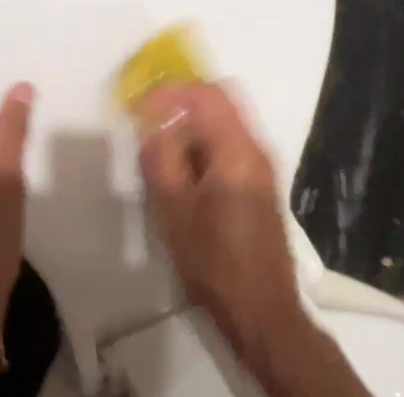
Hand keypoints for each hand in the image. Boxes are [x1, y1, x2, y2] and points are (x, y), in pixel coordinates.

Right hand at [136, 83, 303, 360]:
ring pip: (224, 121)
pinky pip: (229, 144)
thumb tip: (151, 125)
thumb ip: (161, 160)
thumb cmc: (216, 264)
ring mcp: (262, 166)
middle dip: (181, 103)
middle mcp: (256, 149)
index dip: (170, 91)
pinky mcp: (260, 184)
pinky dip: (203, 144)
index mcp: (237, 151)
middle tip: (149, 120)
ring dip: (191, 125)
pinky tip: (181, 172)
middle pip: (219, 100)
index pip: (206, 93)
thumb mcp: (175, 212)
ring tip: (160, 150)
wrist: (262, 312)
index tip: (141, 106)